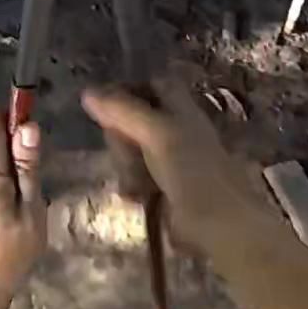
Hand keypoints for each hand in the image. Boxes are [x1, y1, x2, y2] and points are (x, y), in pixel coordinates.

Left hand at [0, 108, 45, 307]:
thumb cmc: (9, 251)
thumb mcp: (30, 208)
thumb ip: (29, 165)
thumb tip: (29, 125)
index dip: (19, 117)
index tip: (38, 135)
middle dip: (19, 144)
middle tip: (38, 174)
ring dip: (13, 162)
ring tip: (30, 191)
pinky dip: (3, 175)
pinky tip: (15, 202)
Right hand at [82, 84, 279, 257]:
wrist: (220, 224)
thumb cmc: (193, 169)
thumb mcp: (157, 132)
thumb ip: (123, 111)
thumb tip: (87, 92)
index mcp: (178, 106)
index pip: (149, 84)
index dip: (127, 91)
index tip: (107, 107)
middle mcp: (172, 127)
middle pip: (132, 118)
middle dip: (122, 135)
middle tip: (126, 150)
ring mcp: (167, 157)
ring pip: (130, 148)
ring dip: (126, 165)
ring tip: (135, 182)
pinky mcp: (161, 185)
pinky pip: (134, 175)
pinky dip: (132, 184)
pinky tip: (135, 197)